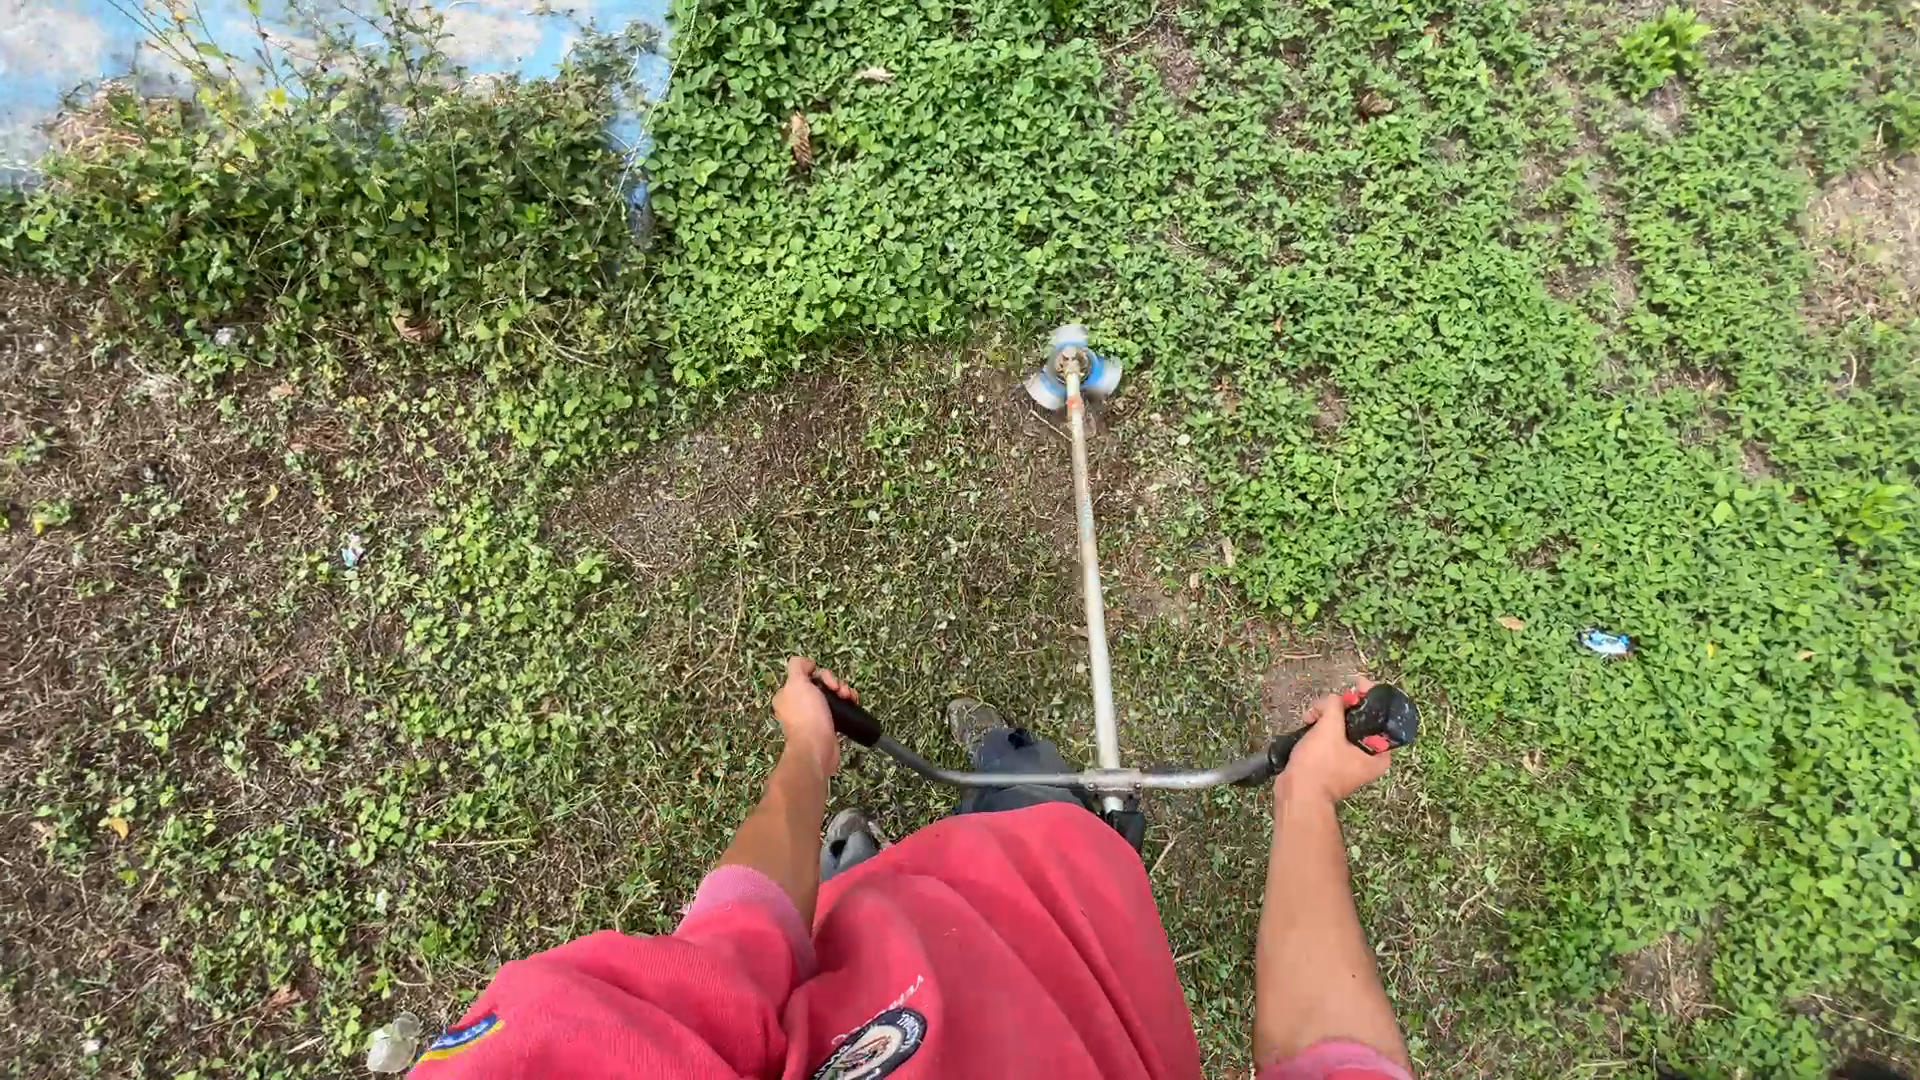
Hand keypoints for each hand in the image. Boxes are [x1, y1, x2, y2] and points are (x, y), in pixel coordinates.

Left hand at [772, 656, 855, 776]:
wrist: (817, 747)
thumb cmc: (806, 715)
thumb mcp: (796, 683)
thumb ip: (798, 666)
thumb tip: (808, 664)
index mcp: (787, 695)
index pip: (805, 675)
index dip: (818, 674)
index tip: (826, 681)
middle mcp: (798, 705)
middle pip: (820, 684)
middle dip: (834, 683)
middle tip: (839, 690)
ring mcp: (812, 716)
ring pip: (831, 694)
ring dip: (843, 691)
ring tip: (849, 698)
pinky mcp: (826, 725)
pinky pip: (837, 708)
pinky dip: (846, 703)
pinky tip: (853, 703)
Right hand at [1277, 676, 1391, 805]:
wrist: (1298, 792)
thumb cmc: (1319, 764)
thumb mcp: (1329, 730)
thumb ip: (1336, 708)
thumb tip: (1337, 699)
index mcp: (1379, 754)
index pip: (1381, 717)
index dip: (1369, 697)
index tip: (1356, 683)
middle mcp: (1369, 756)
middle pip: (1359, 720)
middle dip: (1338, 707)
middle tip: (1323, 705)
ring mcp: (1350, 759)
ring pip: (1342, 726)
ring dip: (1325, 716)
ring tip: (1309, 716)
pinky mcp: (1332, 761)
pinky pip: (1331, 736)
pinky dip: (1320, 727)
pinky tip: (1307, 724)